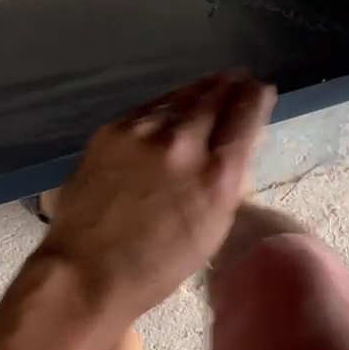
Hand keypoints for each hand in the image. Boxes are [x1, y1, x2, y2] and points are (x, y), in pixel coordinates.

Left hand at [38, 72, 275, 323]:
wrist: (87, 272)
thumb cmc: (158, 266)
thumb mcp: (212, 227)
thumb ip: (226, 179)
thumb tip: (233, 144)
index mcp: (216, 173)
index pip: (246, 116)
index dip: (256, 97)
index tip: (261, 89)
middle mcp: (183, 142)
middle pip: (215, 97)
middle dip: (230, 85)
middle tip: (239, 77)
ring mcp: (143, 132)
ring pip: (181, 97)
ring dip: (201, 88)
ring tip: (213, 83)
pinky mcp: (111, 130)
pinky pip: (150, 107)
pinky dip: (168, 102)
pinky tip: (173, 103)